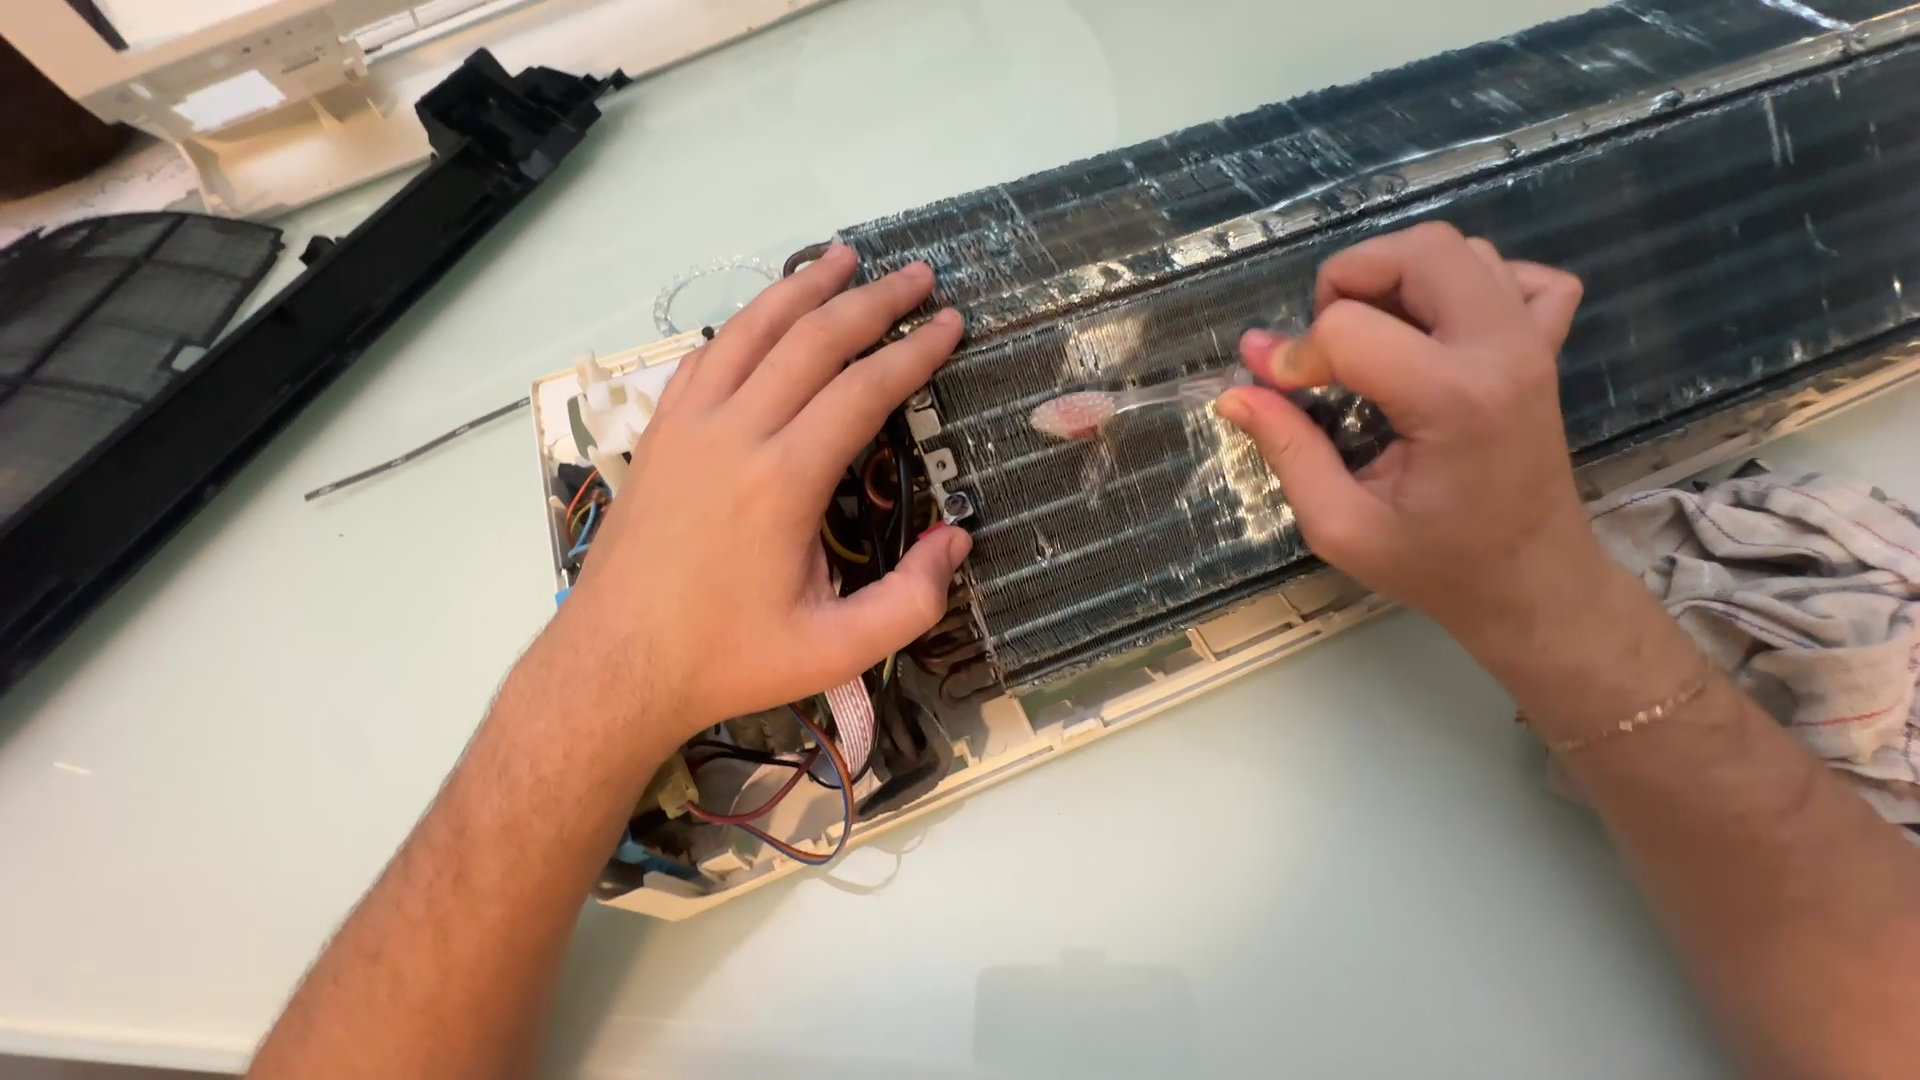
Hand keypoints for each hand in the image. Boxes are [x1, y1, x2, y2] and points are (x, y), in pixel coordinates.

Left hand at [550, 245, 969, 740]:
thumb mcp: (837, 651)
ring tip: (844, 258)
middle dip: (874, 301)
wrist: (616, 666)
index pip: (863, 389)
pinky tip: (764, 318)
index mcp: (783, 480)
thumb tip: (957, 541)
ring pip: (752, 330)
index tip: (950, 323)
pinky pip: (705, 358)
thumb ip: (912, 600)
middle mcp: (734, 433)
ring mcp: (687, 426)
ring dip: (804, 288)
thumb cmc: (728, 660)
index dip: (914, 351)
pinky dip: (745, 326)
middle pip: (813, 340)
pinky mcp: (658, 435)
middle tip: (918, 276)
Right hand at [1214, 222, 1596, 646]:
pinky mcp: (1547, 347)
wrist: (1530, 582)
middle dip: (1346, 280)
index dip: (1291, 355)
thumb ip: (1287, 448)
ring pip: (1461, 251)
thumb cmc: (1434, 563)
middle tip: (1320, 339)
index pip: (1349, 328)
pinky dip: (1467, 283)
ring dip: (1395, 279)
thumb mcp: (1338, 523)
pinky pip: (1518, 276)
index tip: (1274, 394)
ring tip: (1365, 338)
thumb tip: (1235, 392)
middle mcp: (1501, 350)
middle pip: (1419, 252)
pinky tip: (1436, 328)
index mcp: (1451, 399)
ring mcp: (1533, 342)